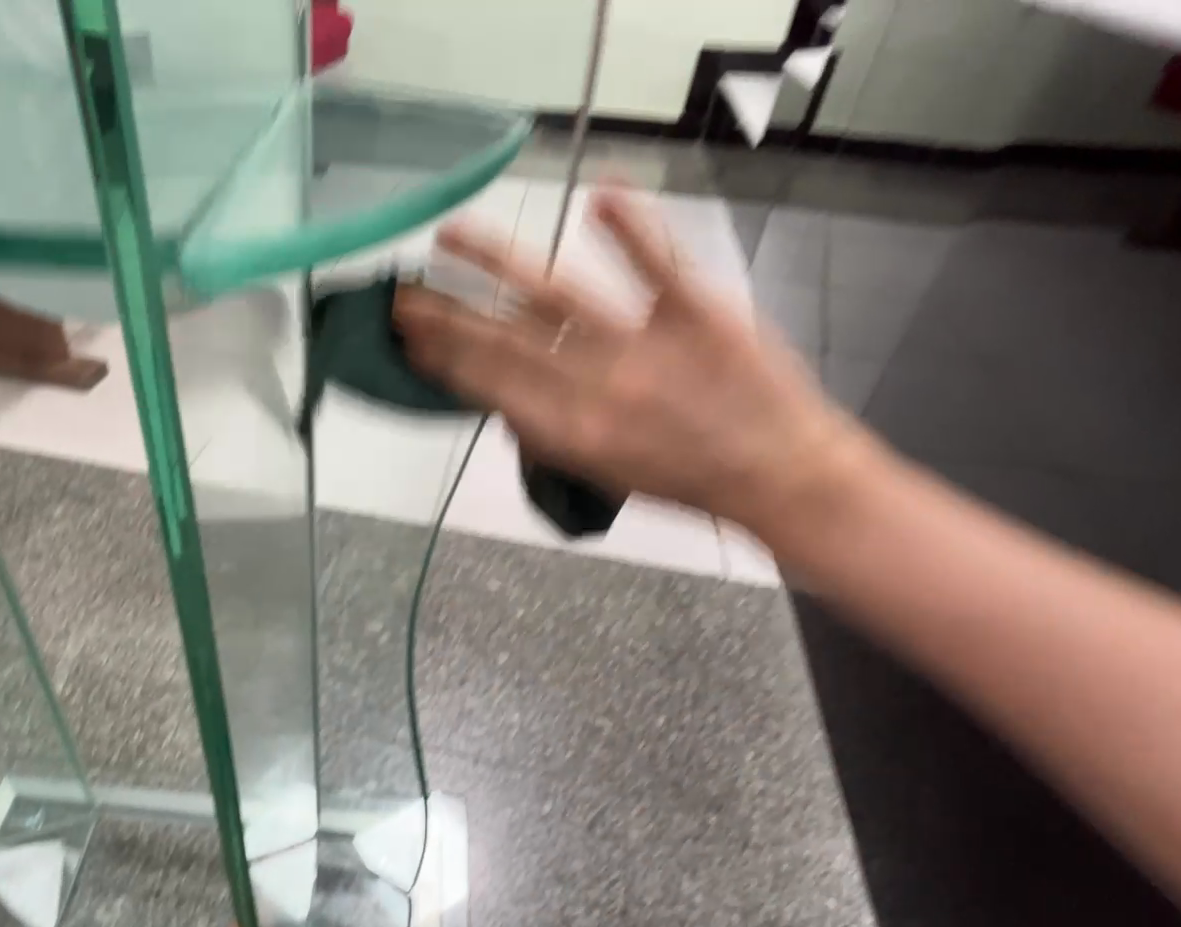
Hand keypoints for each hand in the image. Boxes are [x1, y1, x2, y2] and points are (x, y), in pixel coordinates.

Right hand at [394, 187, 871, 536]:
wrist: (778, 471)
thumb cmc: (684, 480)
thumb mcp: (602, 475)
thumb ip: (547, 437)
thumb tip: (501, 403)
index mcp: (569, 431)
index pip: (486, 385)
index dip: (440, 358)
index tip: (407, 339)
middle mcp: (593, 385)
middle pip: (501, 339)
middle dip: (443, 316)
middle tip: (402, 296)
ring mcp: (643, 343)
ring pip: (554, 294)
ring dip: (495, 259)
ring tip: (450, 235)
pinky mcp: (695, 309)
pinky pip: (654, 259)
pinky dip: (628, 224)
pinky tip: (597, 194)